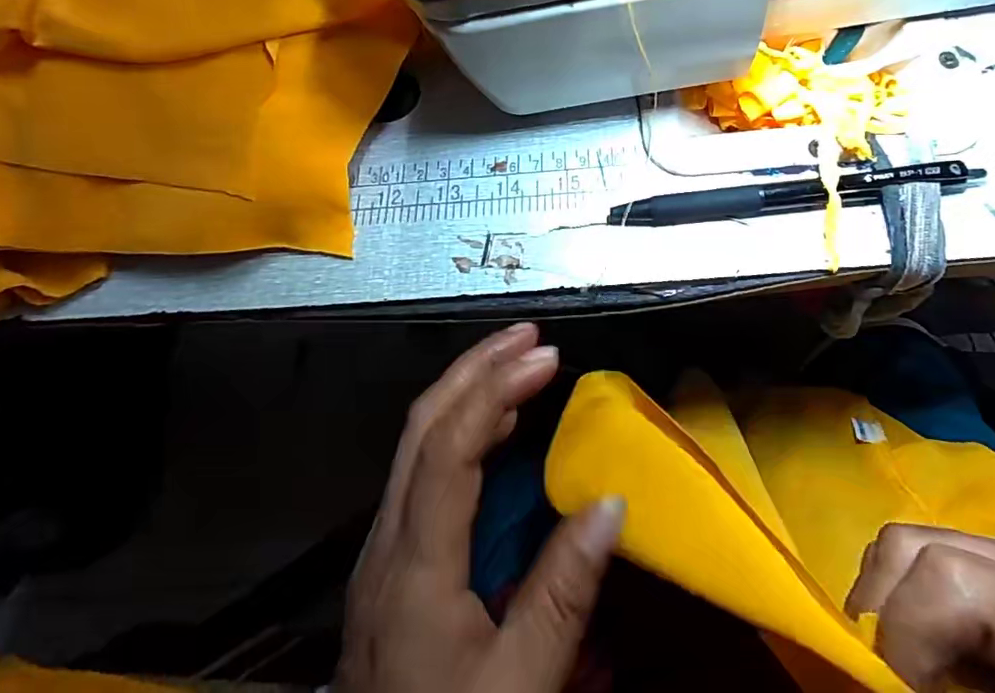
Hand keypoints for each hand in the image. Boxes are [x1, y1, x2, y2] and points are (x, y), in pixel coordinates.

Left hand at [336, 323, 625, 692]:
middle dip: (474, 368)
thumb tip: (611, 503)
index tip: (545, 357)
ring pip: (416, 441)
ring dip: (466, 392)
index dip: (496, 391)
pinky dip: (461, 432)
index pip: (448, 448)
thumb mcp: (521, 684)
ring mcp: (383, 545)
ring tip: (518, 366)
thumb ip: (564, 592)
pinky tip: (495, 432)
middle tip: (526, 337)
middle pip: (421, 425)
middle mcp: (388, 538)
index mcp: (415, 565)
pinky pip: (422, 470)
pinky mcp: (392, 558)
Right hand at [846, 525, 994, 692]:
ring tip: (910, 664)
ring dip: (888, 602)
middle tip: (884, 676)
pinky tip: (945, 649)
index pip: (948, 580)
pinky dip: (913, 596)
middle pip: (912, 547)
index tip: (890, 689)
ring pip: (911, 541)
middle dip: (878, 613)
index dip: (900, 634)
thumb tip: (885, 682)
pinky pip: (936, 552)